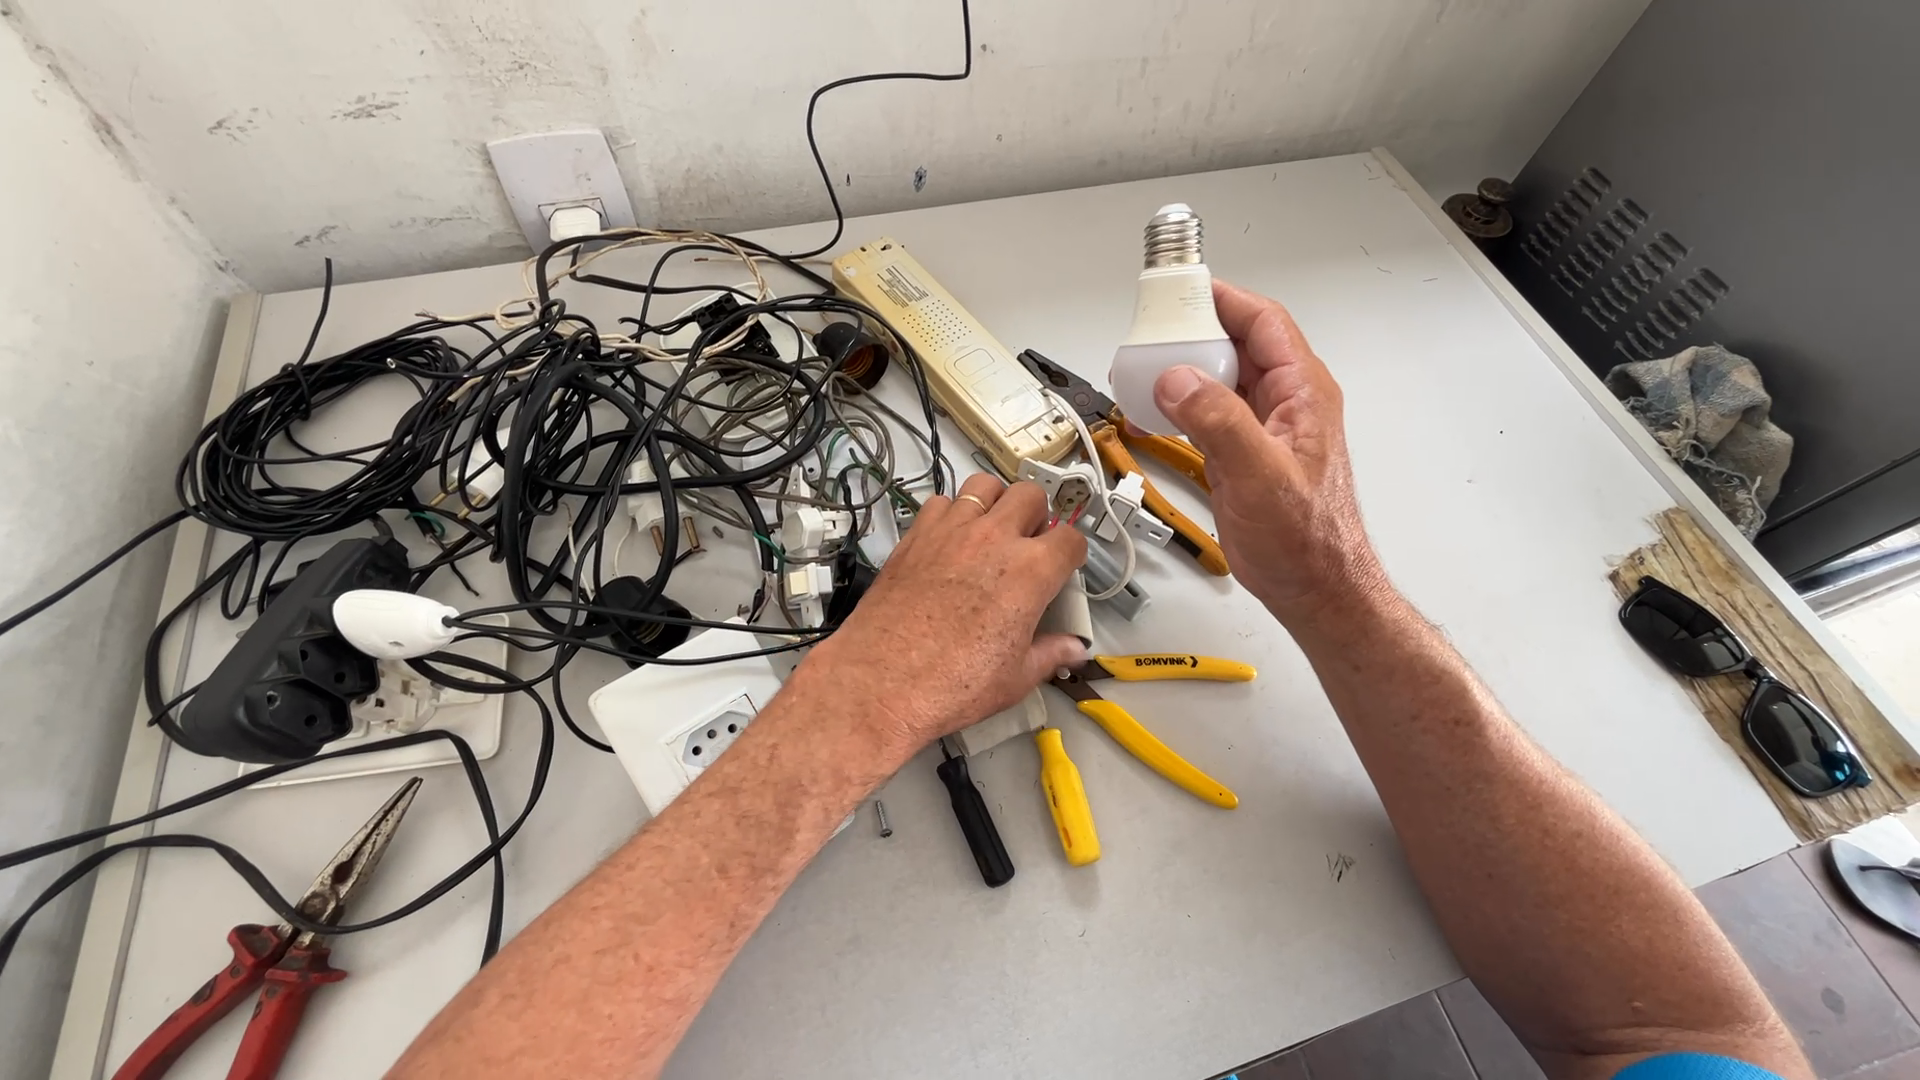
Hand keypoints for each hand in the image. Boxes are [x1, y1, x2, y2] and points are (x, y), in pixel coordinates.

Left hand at [792, 474, 1087, 763]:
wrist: (882, 682)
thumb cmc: (949, 684)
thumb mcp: (1016, 678)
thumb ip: (1050, 653)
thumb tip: (1072, 649)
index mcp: (1030, 572)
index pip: (1070, 538)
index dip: (1071, 552)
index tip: (1064, 563)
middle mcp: (994, 539)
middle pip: (1030, 495)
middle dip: (1036, 514)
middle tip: (1029, 542)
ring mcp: (952, 531)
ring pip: (984, 486)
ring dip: (995, 501)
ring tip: (991, 529)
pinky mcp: (916, 535)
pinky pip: (940, 502)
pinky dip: (951, 513)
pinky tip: (950, 540)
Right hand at [1152, 279, 1390, 628]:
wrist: (1311, 585)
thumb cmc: (1305, 538)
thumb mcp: (1259, 472)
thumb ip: (1218, 419)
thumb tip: (1178, 379)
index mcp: (1301, 393)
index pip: (1263, 323)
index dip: (1224, 300)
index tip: (1183, 291)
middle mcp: (1283, 404)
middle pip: (1236, 346)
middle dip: (1192, 334)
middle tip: (1152, 333)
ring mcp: (1261, 429)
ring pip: (1218, 379)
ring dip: (1181, 371)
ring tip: (1142, 370)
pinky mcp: (1241, 453)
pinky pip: (1206, 413)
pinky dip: (1178, 406)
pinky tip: (1153, 411)